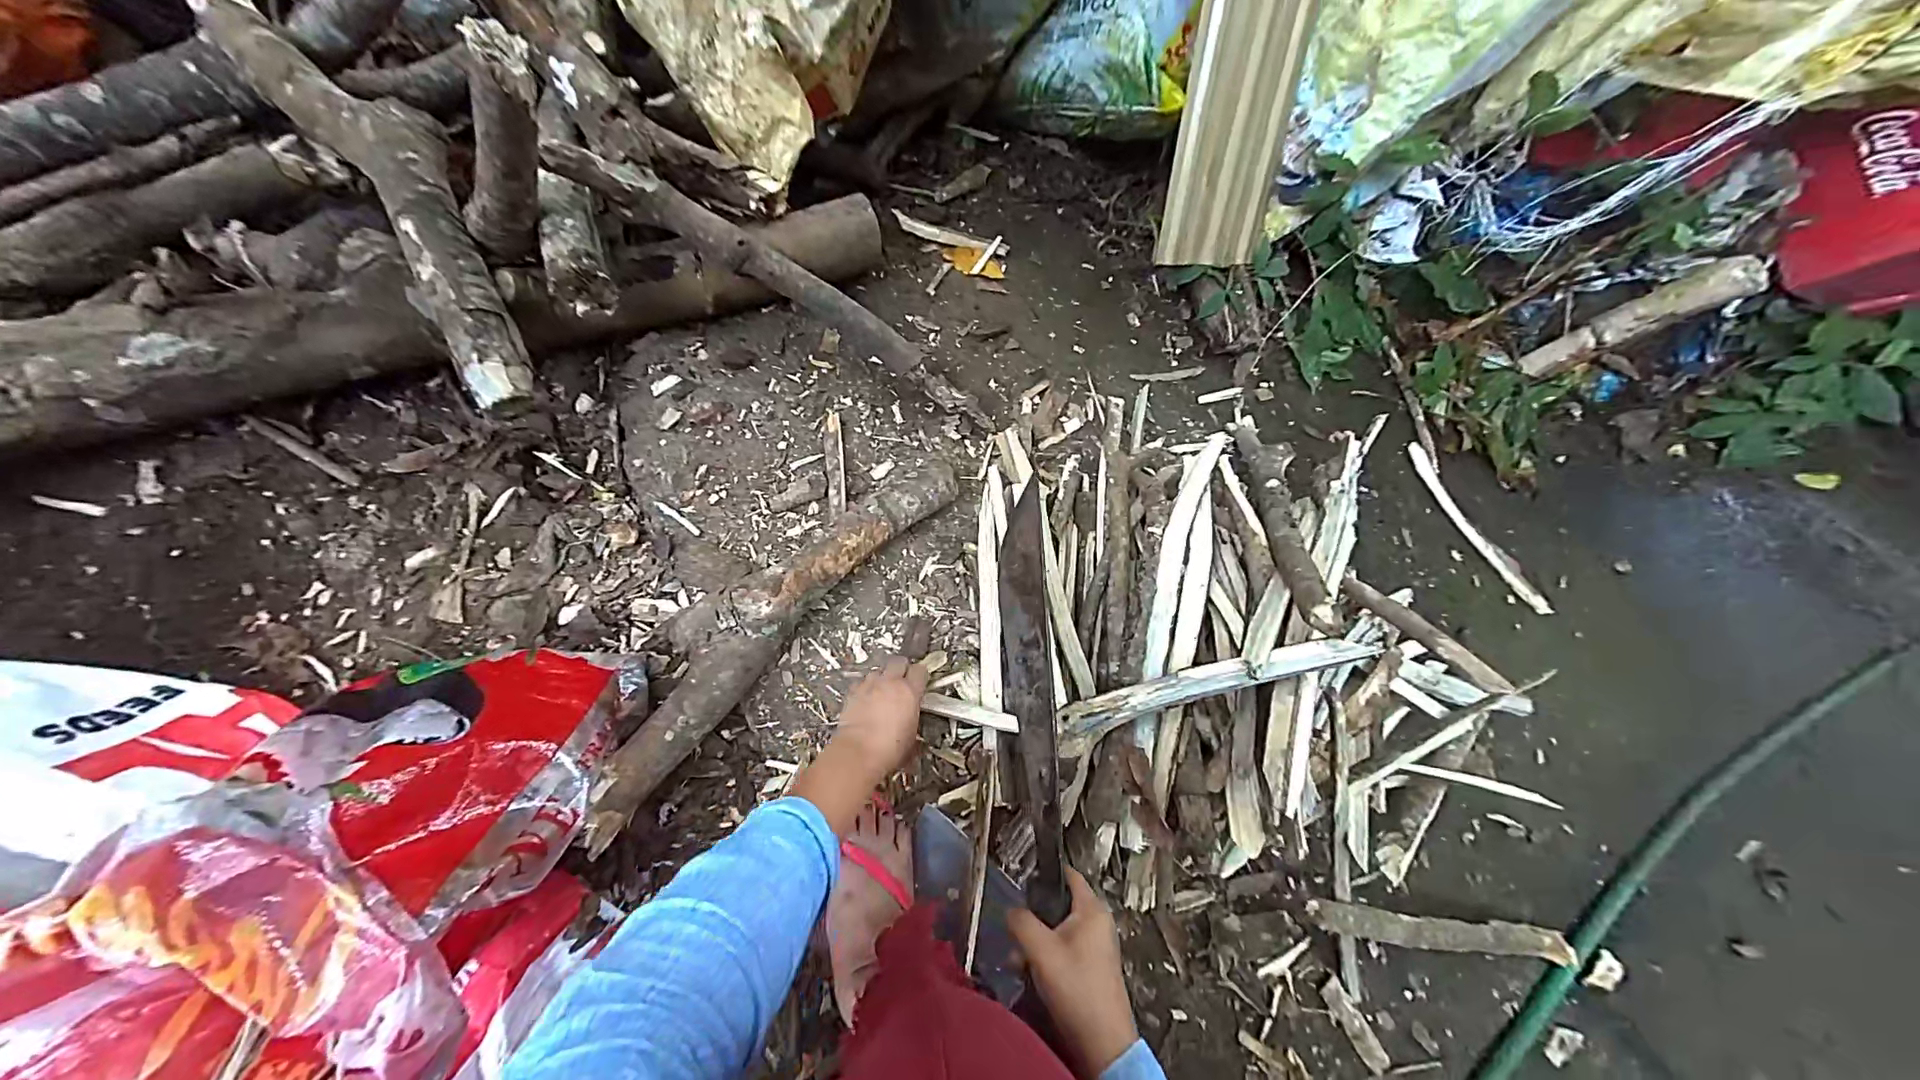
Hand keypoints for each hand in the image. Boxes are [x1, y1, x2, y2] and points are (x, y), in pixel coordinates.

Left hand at [789, 655, 926, 836]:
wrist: (859, 753)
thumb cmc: (886, 749)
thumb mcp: (912, 737)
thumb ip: (914, 722)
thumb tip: (912, 728)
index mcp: (910, 691)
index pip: (920, 671)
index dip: (921, 674)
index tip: (921, 679)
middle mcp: (890, 683)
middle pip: (899, 662)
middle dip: (902, 668)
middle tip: (904, 680)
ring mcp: (870, 686)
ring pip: (879, 671)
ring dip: (883, 677)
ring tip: (884, 691)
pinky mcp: (853, 693)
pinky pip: (861, 682)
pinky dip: (865, 687)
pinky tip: (867, 699)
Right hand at [1007, 868, 1138, 1077]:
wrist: (1102, 1041)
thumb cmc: (1076, 986)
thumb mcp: (1040, 949)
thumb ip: (1021, 922)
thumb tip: (1011, 911)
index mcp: (1092, 909)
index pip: (1068, 874)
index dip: (1046, 872)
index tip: (1023, 876)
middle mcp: (1097, 923)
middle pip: (1057, 905)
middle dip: (1033, 918)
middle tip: (1017, 931)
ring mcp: (1095, 946)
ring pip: (1056, 930)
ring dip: (1035, 942)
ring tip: (1019, 960)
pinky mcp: (1090, 967)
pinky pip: (1062, 950)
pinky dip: (1046, 957)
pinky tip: (1030, 973)